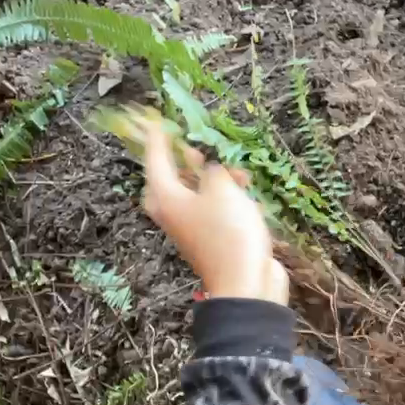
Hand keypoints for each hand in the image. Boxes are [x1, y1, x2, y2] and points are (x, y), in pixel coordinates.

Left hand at [140, 120, 287, 304]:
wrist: (245, 285)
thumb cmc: (228, 234)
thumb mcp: (221, 190)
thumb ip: (212, 170)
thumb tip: (210, 169)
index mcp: (166, 197)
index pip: (155, 159)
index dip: (158, 138)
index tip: (157, 119)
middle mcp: (175, 213)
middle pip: (175, 179)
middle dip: (190, 162)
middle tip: (198, 146)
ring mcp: (195, 228)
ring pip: (199, 194)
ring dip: (218, 181)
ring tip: (241, 174)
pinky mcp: (215, 240)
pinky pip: (217, 211)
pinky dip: (230, 201)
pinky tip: (249, 199)